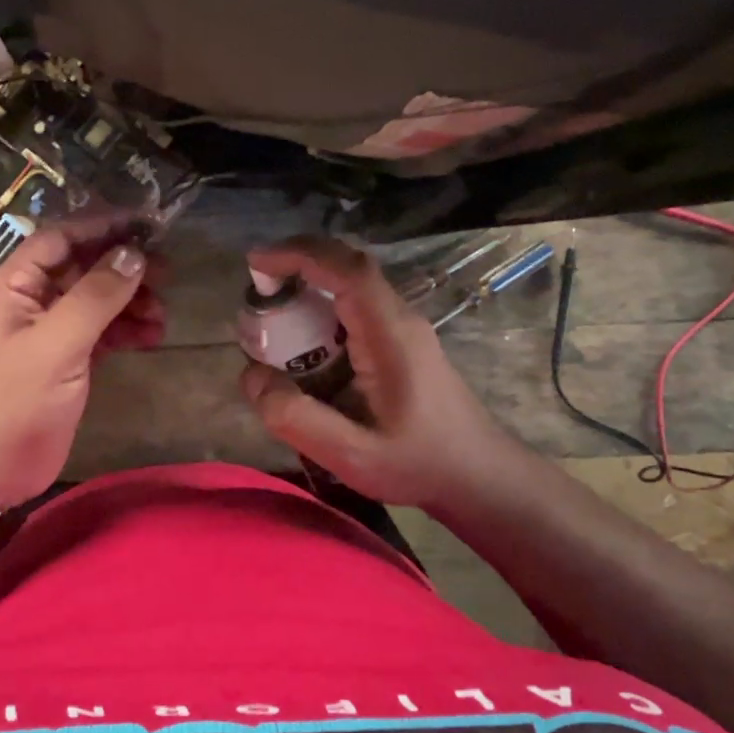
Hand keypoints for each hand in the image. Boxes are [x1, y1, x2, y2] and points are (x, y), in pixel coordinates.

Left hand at [0, 230, 164, 508]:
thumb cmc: (12, 403)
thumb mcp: (55, 346)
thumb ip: (94, 297)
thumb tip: (133, 253)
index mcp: (13, 286)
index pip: (60, 238)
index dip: (102, 227)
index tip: (148, 225)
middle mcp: (31, 301)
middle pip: (83, 266)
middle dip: (123, 267)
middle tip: (166, 272)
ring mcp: (50, 332)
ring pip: (97, 300)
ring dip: (131, 301)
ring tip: (161, 316)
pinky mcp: (67, 361)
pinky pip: (102, 332)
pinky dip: (127, 331)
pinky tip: (152, 337)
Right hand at [239, 236, 527, 507]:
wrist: (481, 477)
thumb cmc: (420, 465)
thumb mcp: (351, 455)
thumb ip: (297, 417)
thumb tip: (252, 375)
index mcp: (390, 335)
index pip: (347, 270)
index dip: (299, 255)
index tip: (255, 263)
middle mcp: (398, 320)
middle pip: (347, 267)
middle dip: (296, 266)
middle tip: (255, 294)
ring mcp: (402, 329)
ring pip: (349, 286)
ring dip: (307, 289)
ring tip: (269, 320)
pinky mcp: (399, 343)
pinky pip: (354, 310)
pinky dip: (319, 312)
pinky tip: (300, 346)